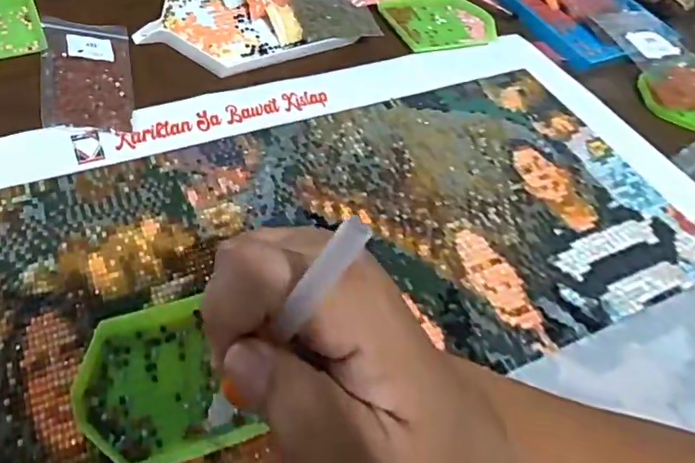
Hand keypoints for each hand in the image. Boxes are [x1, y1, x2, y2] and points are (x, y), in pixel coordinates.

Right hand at [202, 228, 515, 462]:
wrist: (468, 438)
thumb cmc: (419, 453)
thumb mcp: (361, 454)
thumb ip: (297, 406)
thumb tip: (235, 356)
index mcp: (346, 291)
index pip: (248, 264)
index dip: (226, 315)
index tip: (237, 373)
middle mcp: (334, 252)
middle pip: (240, 254)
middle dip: (232, 313)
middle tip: (258, 375)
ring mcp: (329, 250)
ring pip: (245, 256)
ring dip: (243, 312)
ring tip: (276, 362)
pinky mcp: (325, 259)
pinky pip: (262, 264)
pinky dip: (258, 305)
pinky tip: (288, 343)